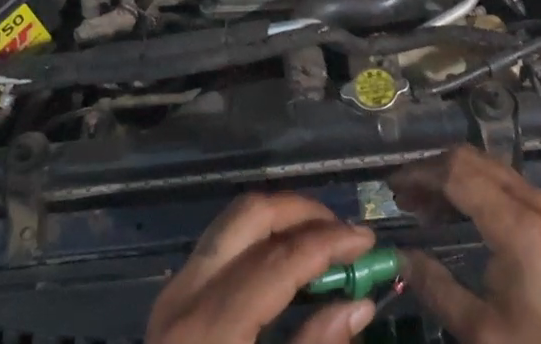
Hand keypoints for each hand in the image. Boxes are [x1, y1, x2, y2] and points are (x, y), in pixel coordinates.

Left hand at [149, 192, 378, 343]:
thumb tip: (358, 305)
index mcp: (211, 328)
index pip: (279, 259)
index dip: (329, 242)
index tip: (369, 240)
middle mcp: (186, 295)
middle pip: (249, 217)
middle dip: (303, 213)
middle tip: (345, 233)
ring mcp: (173, 294)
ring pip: (231, 224)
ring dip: (281, 222)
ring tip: (323, 244)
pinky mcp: (171, 302)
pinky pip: (220, 247)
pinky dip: (259, 241)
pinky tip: (287, 265)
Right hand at [390, 147, 540, 343]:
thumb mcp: (485, 331)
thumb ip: (437, 289)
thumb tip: (400, 258)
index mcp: (516, 224)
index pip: (456, 172)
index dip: (418, 174)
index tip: (390, 188)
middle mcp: (533, 202)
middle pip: (472, 159)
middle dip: (432, 170)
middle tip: (403, 197)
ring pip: (491, 167)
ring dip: (454, 177)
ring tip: (424, 207)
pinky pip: (508, 184)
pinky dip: (476, 188)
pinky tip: (461, 216)